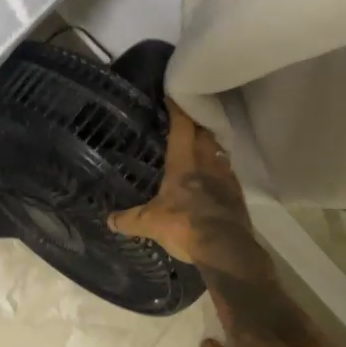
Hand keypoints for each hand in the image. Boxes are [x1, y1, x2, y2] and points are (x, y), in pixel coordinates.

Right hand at [107, 100, 251, 266]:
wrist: (226, 249)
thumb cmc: (184, 226)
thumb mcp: (150, 223)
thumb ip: (129, 219)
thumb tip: (108, 220)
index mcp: (183, 163)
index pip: (181, 127)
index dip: (177, 110)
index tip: (172, 97)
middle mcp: (206, 162)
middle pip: (204, 133)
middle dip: (195, 124)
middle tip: (186, 120)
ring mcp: (225, 176)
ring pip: (218, 150)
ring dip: (210, 144)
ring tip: (200, 145)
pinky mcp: (237, 193)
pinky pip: (228, 171)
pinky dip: (220, 167)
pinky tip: (214, 175)